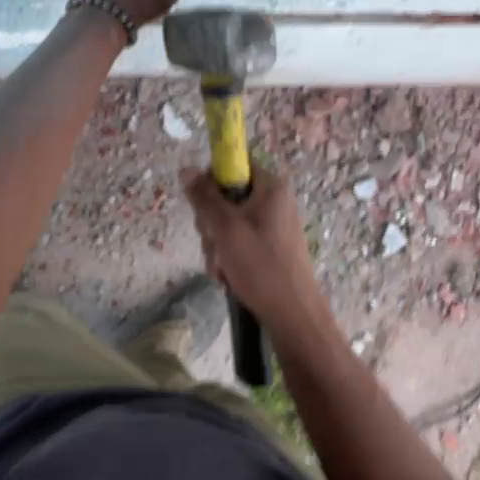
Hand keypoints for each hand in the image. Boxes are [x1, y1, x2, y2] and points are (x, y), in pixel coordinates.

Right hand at [181, 163, 327, 332]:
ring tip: (221, 268)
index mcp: (271, 188)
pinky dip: (229, 257)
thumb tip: (186, 168)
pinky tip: (227, 277)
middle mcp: (275, 201)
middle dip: (211, 223)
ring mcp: (273, 226)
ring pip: (229, 223)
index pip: (235, 164)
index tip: (202, 205)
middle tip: (213, 242)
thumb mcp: (225, 229)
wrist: (292, 314)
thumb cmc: (260, 266)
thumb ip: (204, 197)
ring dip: (216, 245)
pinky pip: (240, 242)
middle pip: (227, 196)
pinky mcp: (271, 248)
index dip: (213, 180)